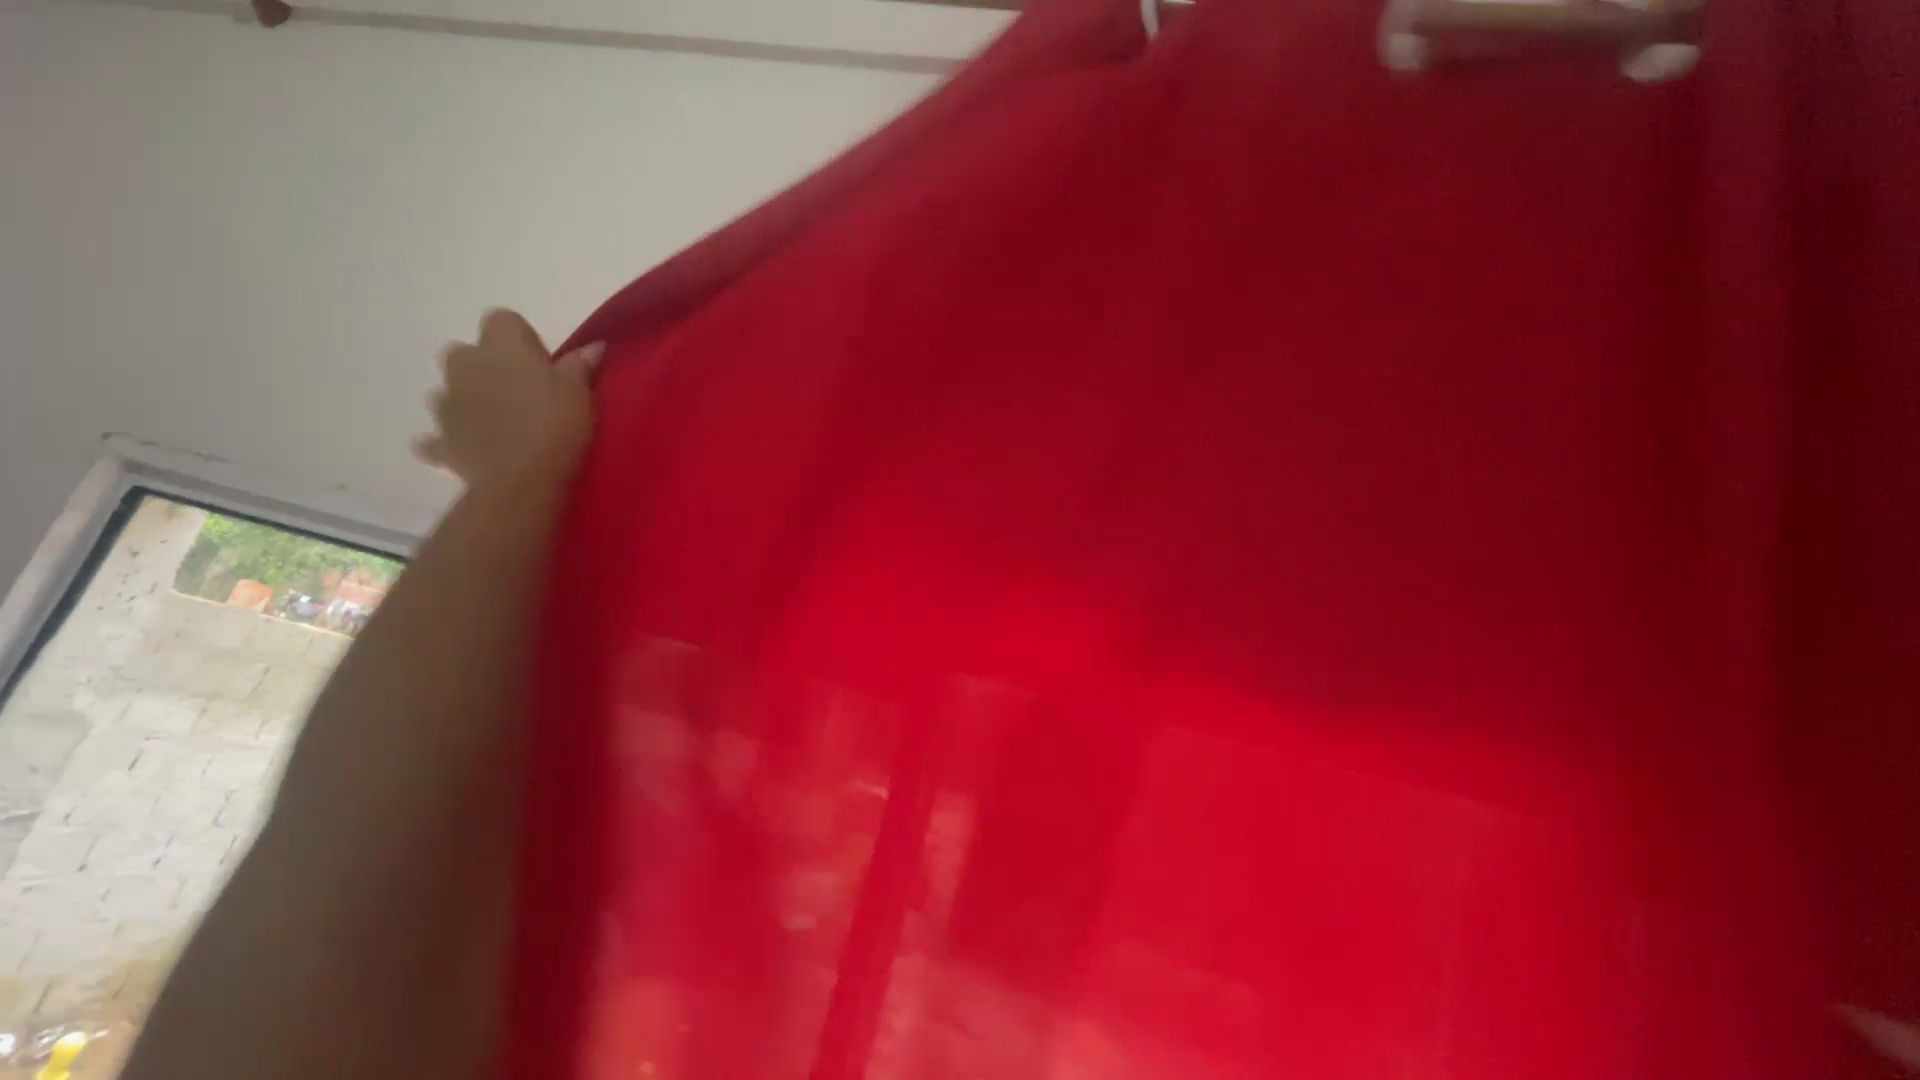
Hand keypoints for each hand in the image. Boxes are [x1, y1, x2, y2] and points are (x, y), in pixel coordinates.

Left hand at [416, 309, 602, 492]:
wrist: (519, 481)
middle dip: (485, 367)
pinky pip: (438, 437)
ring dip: (468, 401)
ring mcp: (446, 403)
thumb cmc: (554, 426)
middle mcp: (463, 365)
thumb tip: (593, 346)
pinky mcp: (440, 440)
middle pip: (466, 353)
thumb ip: (580, 366)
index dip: (523, 339)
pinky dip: (451, 441)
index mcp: (500, 346)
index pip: (503, 320)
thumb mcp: (580, 393)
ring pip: (450, 392)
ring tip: (499, 425)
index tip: (543, 364)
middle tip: (520, 393)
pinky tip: (470, 451)